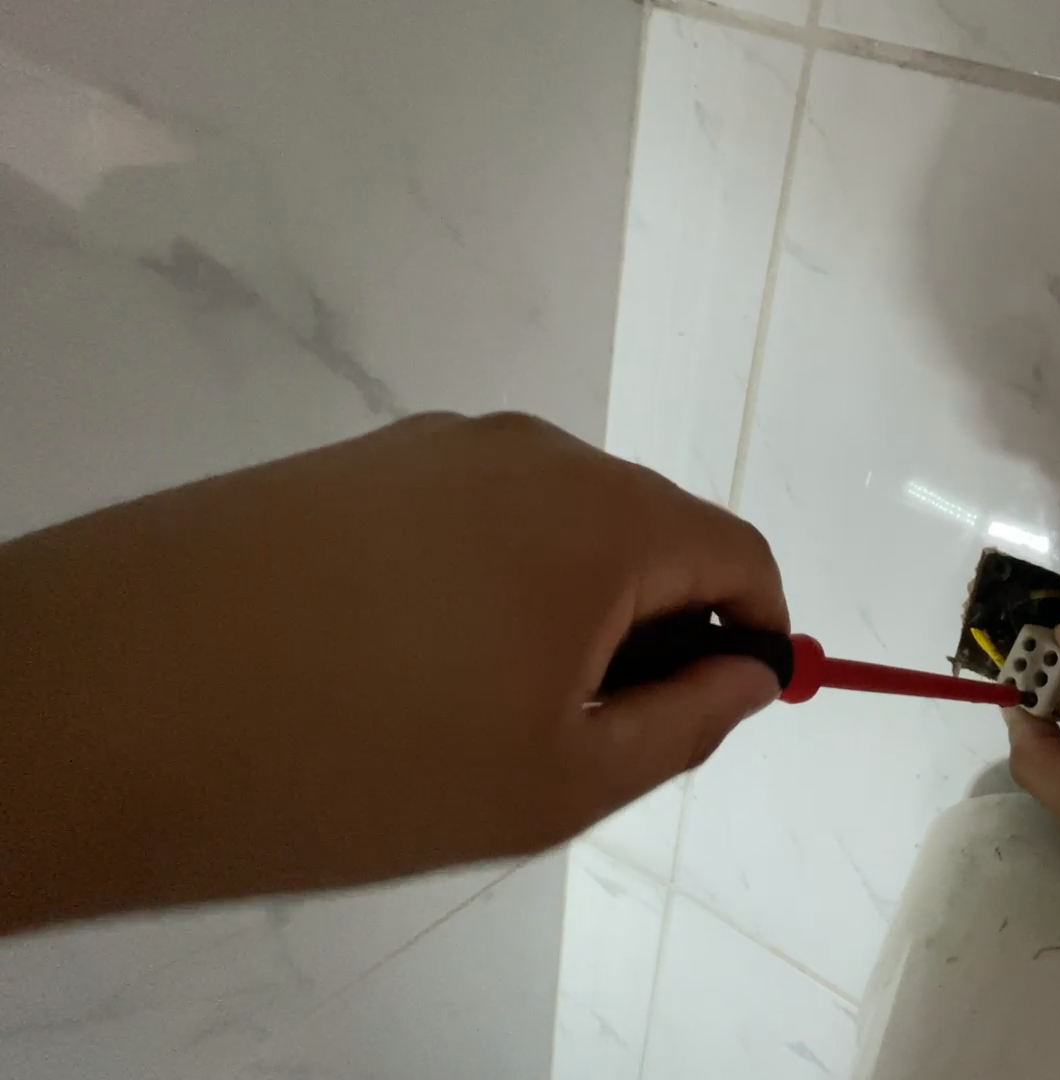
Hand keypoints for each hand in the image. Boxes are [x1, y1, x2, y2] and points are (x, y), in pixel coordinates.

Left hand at [0, 413, 784, 931]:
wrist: (54, 717)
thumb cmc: (357, 764)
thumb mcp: (563, 779)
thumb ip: (692, 722)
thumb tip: (754, 676)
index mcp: (607, 519)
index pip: (741, 553)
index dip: (762, 623)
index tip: (735, 689)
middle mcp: (542, 455)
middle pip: (663, 533)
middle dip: (670, 622)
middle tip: (609, 717)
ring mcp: (450, 445)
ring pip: (579, 523)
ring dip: (589, 601)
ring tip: (506, 693)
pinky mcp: (373, 458)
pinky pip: (497, 511)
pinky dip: (513, 575)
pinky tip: (430, 647)